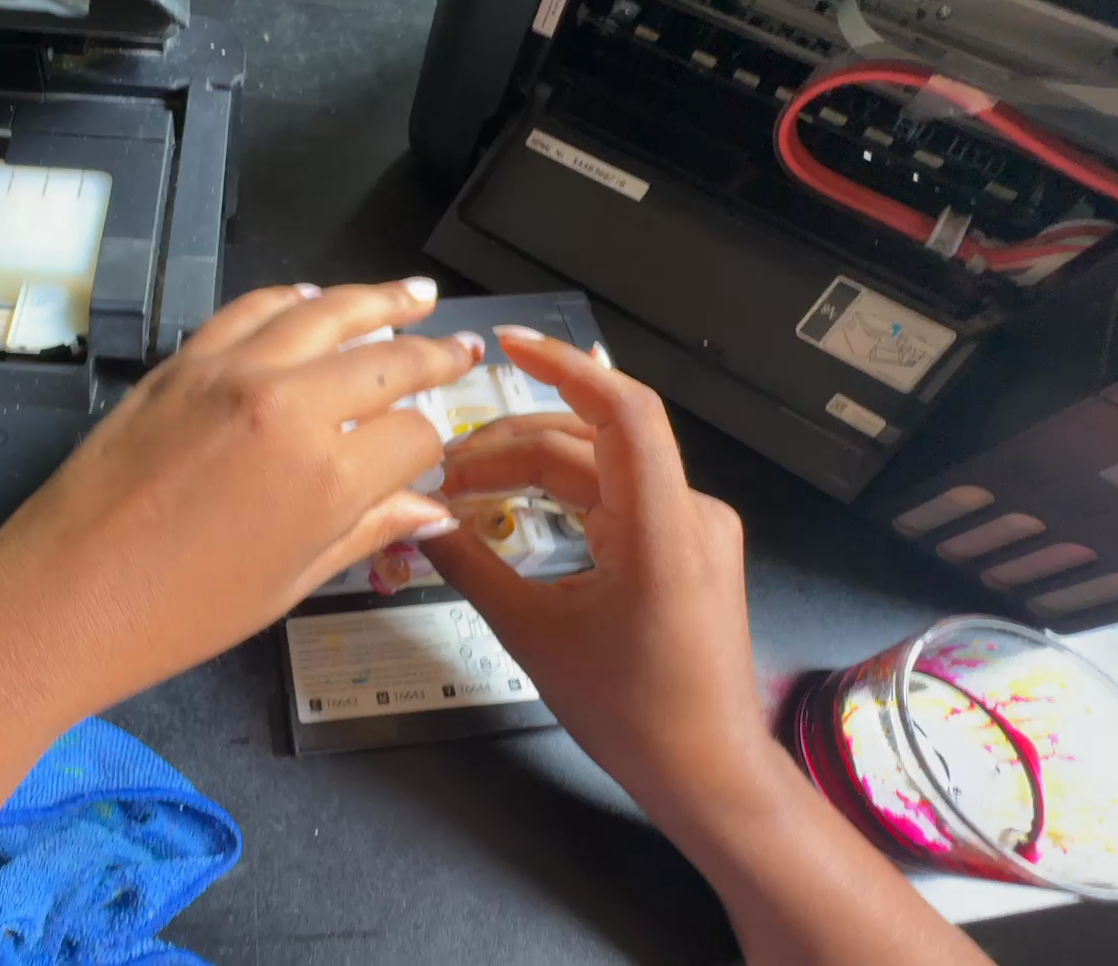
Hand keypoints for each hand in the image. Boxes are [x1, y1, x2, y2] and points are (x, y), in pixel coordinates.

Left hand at [0, 278, 483, 725]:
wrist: (62, 596)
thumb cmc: (180, 614)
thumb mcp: (288, 584)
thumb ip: (364, 531)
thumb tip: (430, 511)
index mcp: (329, 476)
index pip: (414, 437)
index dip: (432, 448)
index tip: (428, 457)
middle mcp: (290, 405)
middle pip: (386, 361)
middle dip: (435, 356)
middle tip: (464, 347)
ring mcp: (232, 371)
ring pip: (325, 313)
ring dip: (378, 300)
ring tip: (416, 293)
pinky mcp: (184, 361)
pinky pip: (252, 310)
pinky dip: (292, 299)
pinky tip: (314, 298)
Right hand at [420, 327, 768, 820]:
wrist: (704, 771)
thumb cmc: (625, 709)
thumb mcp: (532, 633)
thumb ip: (470, 565)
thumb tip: (414, 519)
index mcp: (661, 529)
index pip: (622, 414)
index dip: (564, 367)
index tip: (506, 346)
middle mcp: (687, 510)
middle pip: (586, 442)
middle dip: (507, 446)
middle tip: (442, 471)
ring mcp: (690, 524)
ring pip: (596, 465)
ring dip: (527, 467)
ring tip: (464, 483)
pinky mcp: (681, 541)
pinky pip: (611, 492)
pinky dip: (556, 490)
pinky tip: (512, 499)